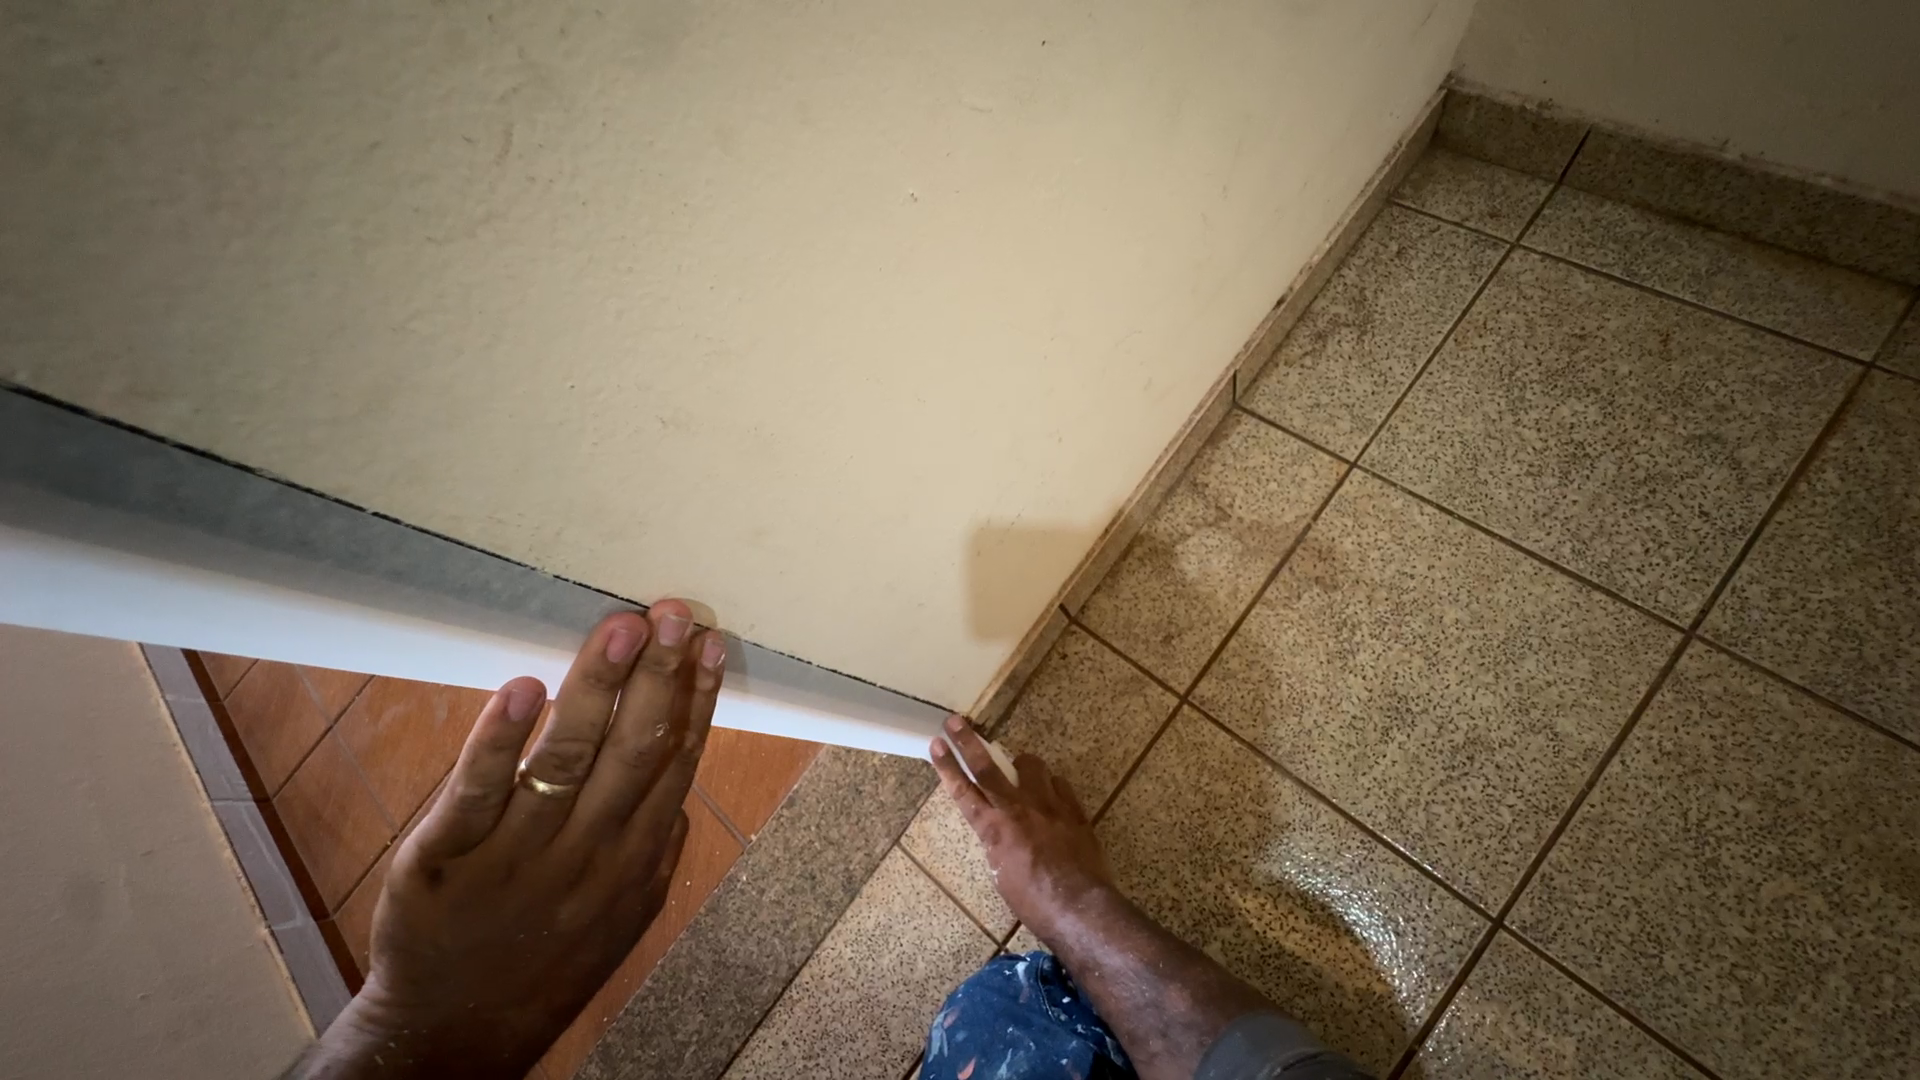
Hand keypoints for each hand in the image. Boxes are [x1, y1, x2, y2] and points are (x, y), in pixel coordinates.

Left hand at [297, 601, 725, 1079]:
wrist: (458, 1035)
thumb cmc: (555, 956)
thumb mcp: (631, 909)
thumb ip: (660, 842)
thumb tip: (681, 780)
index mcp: (639, 854)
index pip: (678, 758)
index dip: (698, 696)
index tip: (710, 642)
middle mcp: (592, 849)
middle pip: (637, 748)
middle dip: (660, 675)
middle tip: (675, 613)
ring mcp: (519, 856)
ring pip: (567, 758)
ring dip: (598, 687)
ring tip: (622, 628)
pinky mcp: (444, 860)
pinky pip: (477, 794)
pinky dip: (500, 740)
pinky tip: (523, 687)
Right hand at [930, 715, 1115, 945]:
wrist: (1078, 907)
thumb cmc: (1034, 903)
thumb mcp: (1001, 876)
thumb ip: (997, 843)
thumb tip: (998, 831)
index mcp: (993, 829)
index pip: (963, 790)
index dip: (947, 766)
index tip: (936, 744)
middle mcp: (1016, 808)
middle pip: (986, 766)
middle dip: (967, 741)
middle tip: (955, 721)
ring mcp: (1047, 803)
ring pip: (1030, 765)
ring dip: (1023, 764)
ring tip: (1023, 771)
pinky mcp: (1073, 807)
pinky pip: (1059, 783)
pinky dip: (1052, 786)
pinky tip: (1053, 796)